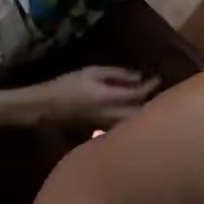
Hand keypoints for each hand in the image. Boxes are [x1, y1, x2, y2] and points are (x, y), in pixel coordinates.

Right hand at [35, 65, 159, 128]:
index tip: (157, 78)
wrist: (45, 107)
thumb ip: (116, 74)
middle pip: (139, 115)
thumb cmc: (67, 84)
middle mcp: (110, 115)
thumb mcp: (91, 72)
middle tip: (157, 93)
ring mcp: (106, 126)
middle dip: (151, 104)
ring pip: (132, 123)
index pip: (137, 95)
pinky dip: (132, 119)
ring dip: (142, 113)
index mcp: (108, 98)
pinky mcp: (101, 131)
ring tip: (149, 101)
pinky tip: (133, 112)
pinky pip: (123, 127)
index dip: (150, 86)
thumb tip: (138, 76)